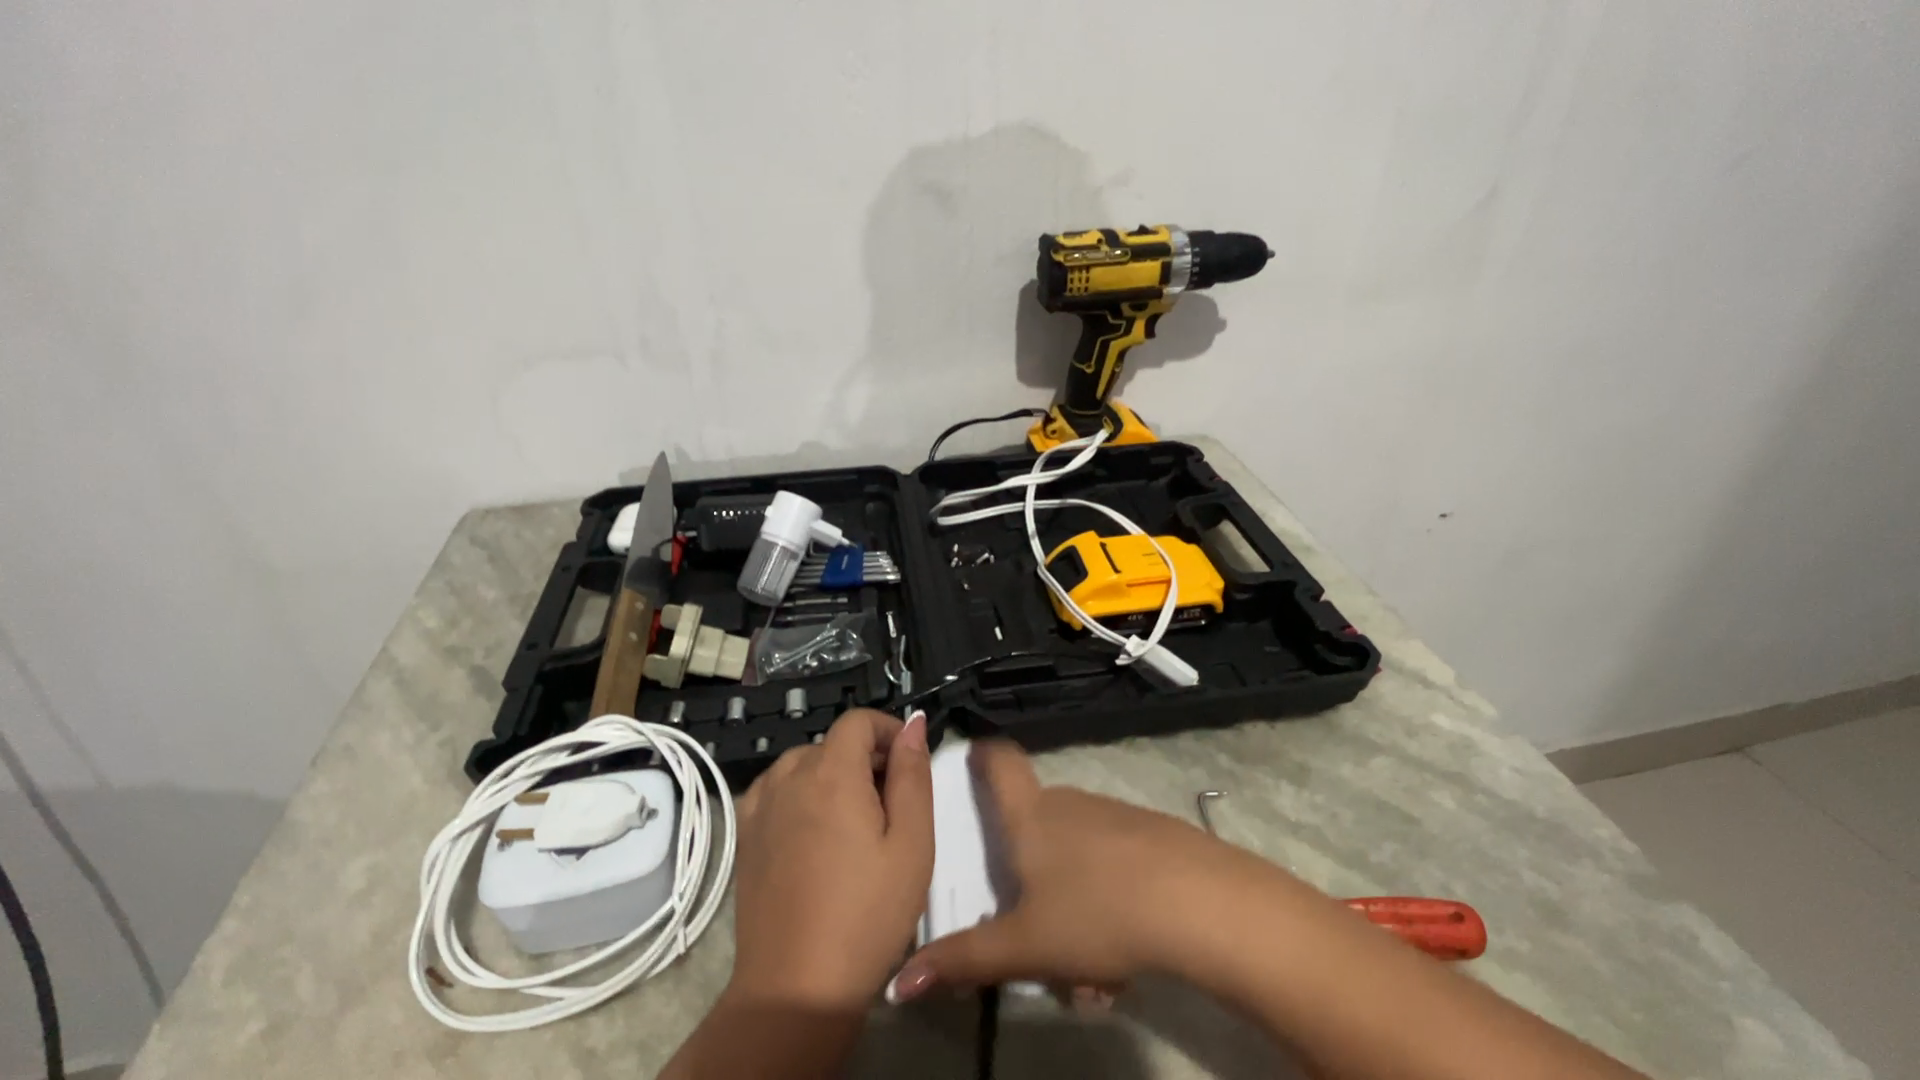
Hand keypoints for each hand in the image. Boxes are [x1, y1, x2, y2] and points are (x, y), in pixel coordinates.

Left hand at [727, 708, 933, 1009]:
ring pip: (801, 767)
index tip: (910, 764)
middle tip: (892, 809)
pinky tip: (814, 837)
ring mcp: (759, 808)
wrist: (796, 986)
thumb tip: (913, 724)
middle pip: (830, 744)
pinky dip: (799, 798)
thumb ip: (913, 775)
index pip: (857, 721)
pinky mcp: (744, 838)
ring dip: (831, 778)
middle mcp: (787, 778)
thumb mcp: (911, 844)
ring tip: (855, 826)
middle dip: (865, 759)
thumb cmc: (868, 914)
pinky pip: (774, 793)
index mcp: (831, 773)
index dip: (889, 731)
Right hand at [888, 739, 1248, 1002]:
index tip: (973, 751)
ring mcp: (1119, 816)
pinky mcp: (1158, 836)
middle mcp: (1072, 804)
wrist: (1201, 905)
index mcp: (1031, 817)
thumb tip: (900, 982)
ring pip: (1081, 850)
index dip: (984, 753)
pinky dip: (1112, 900)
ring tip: (1086, 963)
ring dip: (1073, 894)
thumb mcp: (1024, 947)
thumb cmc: (1097, 915)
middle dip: (1029, 863)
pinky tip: (1126, 954)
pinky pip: (1119, 864)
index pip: (1001, 763)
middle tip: (1029, 920)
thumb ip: (964, 962)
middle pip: (1038, 818)